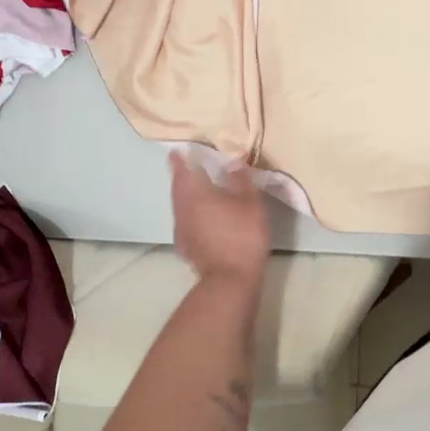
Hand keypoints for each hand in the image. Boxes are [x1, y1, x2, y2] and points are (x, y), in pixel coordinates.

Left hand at [169, 152, 269, 288]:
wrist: (230, 279)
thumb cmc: (242, 234)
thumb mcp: (250, 203)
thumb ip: (241, 180)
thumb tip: (233, 162)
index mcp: (195, 193)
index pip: (182, 170)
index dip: (181, 159)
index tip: (180, 151)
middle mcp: (182, 209)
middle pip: (178, 188)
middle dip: (183, 177)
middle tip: (192, 168)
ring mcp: (181, 229)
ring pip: (181, 206)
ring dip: (188, 196)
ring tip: (201, 191)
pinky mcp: (185, 246)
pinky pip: (186, 221)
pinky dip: (192, 213)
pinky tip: (204, 218)